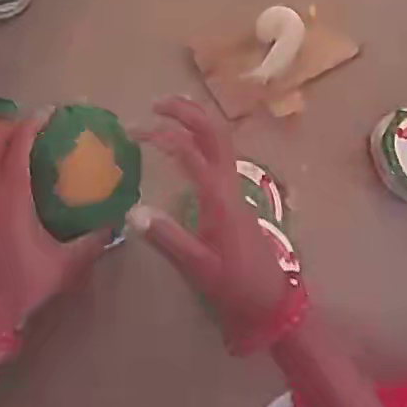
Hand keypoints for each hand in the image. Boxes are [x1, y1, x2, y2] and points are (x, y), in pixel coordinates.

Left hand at [0, 116, 108, 343]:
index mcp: (11, 195)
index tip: (51, 112)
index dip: (34, 123)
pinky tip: (14, 174)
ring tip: (30, 142)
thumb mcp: (63, 266)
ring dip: (6, 142)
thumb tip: (117, 223)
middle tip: (43, 122)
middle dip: (19, 125)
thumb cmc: (19, 286)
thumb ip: (92, 243)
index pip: (19, 145)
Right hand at [131, 96, 291, 347]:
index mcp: (219, 198)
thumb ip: (167, 238)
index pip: (191, 154)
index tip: (137, 133)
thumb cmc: (236, 286)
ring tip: (167, 110)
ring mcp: (235, 185)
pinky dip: (201, 133)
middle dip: (186, 112)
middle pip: (213, 132)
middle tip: (154, 106)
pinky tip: (184, 137)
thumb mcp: (199, 269)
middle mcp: (229, 183)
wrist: (274, 301)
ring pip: (220, 137)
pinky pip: (219, 150)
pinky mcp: (234, 191)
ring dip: (195, 118)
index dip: (165, 137)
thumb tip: (133, 211)